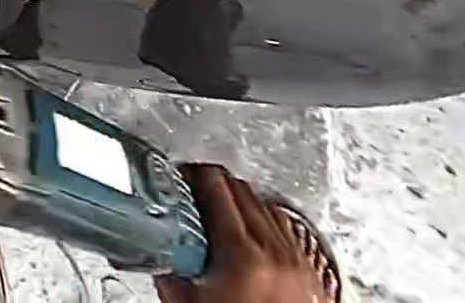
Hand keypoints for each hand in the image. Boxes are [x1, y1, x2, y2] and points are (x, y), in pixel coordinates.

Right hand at [154, 165, 332, 302]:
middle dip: (212, 184)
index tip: (179, 178)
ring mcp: (297, 262)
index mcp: (242, 253)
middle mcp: (274, 252)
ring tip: (218, 211)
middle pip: (239, 188)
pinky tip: (249, 231)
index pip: (215, 183)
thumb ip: (168, 266)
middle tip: (193, 191)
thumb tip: (153, 242)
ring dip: (238, 200)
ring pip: (263, 203)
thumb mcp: (188, 302)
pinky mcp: (312, 274)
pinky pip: (284, 227)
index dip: (191, 173)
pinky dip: (263, 219)